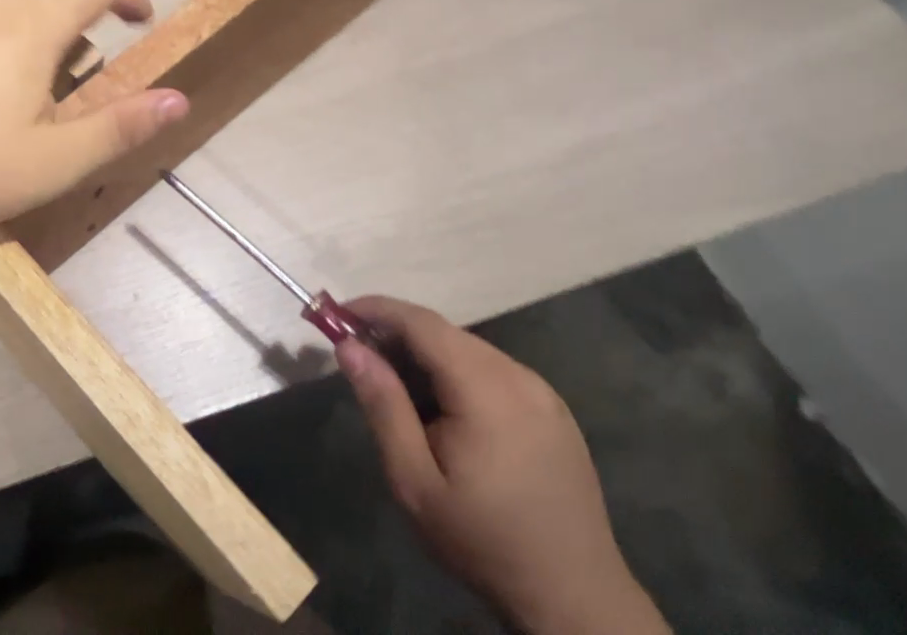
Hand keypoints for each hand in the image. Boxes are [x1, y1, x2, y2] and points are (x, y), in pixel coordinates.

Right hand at [336, 296, 668, 634]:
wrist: (573, 596)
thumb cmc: (481, 538)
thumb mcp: (413, 478)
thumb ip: (382, 405)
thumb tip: (348, 347)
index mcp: (487, 390)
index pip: (422, 324)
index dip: (375, 309)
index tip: (333, 315)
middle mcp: (521, 379)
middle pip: (446, 333)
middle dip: (394, 333)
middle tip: (352, 356)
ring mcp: (544, 396)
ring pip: (468, 351)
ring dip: (423, 354)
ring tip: (389, 386)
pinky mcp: (553, 414)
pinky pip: (492, 372)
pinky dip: (453, 372)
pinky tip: (437, 409)